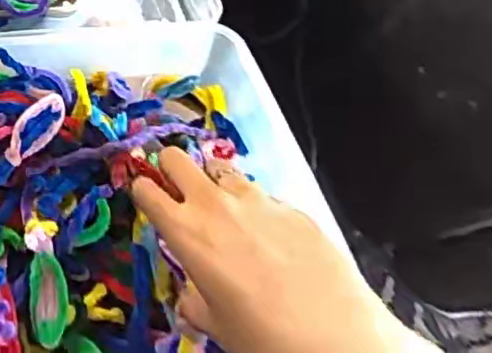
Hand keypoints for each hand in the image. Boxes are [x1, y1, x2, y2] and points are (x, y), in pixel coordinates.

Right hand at [132, 144, 426, 352]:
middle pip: (174, 158)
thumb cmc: (270, 344)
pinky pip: (263, 197)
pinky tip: (276, 242)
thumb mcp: (220, 328)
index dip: (144, 194)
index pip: (144, 188)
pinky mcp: (291, 208)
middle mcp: (214, 205)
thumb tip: (190, 297)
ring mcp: (255, 200)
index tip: (151, 204)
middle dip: (172, 172)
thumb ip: (195, 302)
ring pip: (219, 168)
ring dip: (217, 187)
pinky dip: (260, 211)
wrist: (347, 349)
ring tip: (232, 217)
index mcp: (186, 232)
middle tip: (182, 197)